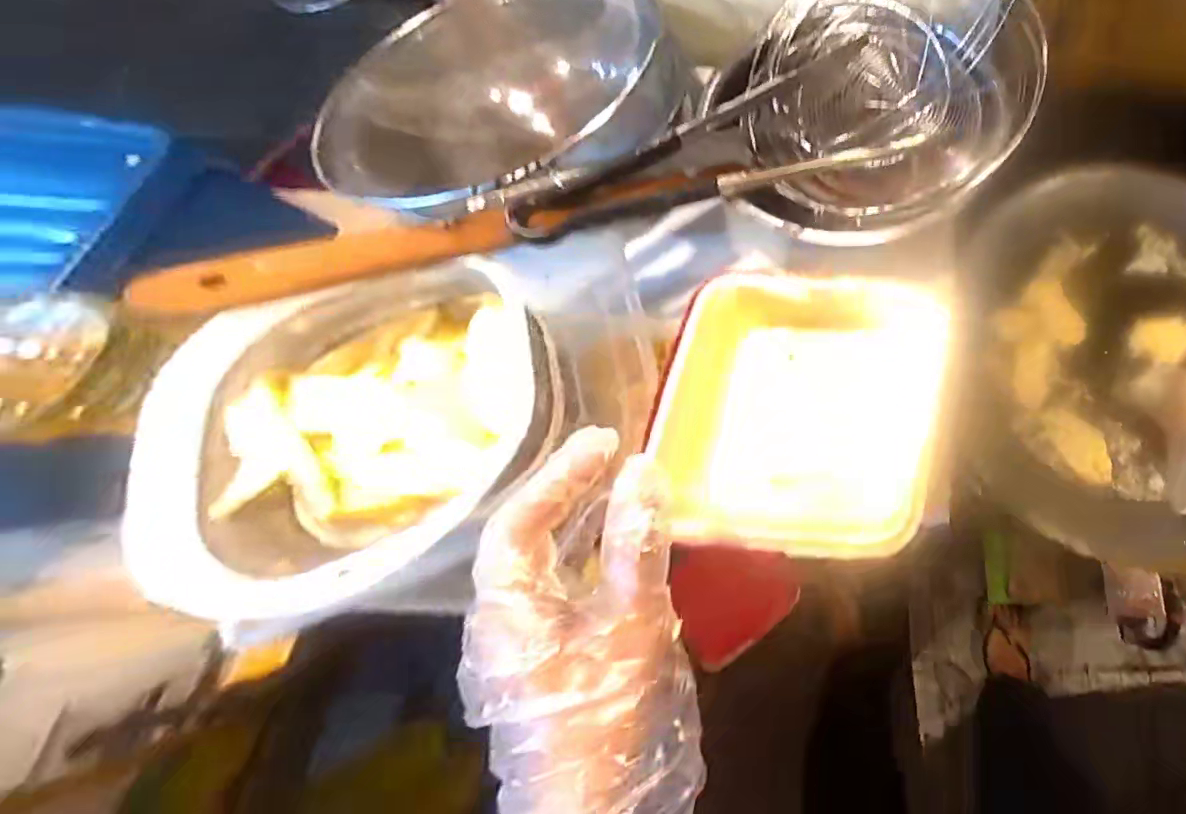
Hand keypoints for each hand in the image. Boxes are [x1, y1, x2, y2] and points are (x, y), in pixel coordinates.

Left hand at [459, 427, 704, 813]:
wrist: (603, 799)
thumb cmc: (606, 705)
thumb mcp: (631, 618)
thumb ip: (637, 544)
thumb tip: (643, 469)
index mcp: (508, 610)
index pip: (517, 525)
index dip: (557, 478)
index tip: (603, 442)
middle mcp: (510, 620)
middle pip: (530, 538)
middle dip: (570, 490)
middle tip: (614, 451)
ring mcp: (535, 639)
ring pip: (555, 560)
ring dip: (587, 517)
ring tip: (624, 482)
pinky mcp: (563, 651)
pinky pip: (577, 583)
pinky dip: (602, 550)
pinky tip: (632, 542)